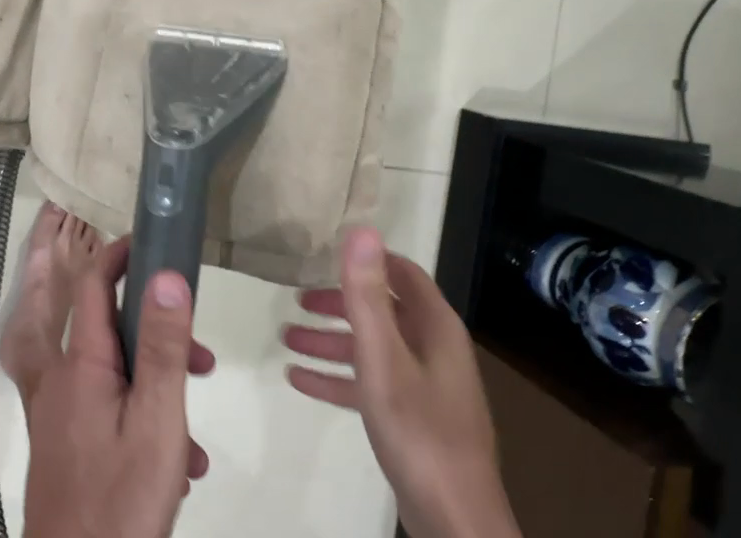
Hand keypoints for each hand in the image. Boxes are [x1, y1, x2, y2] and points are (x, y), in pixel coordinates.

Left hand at [23, 238, 214, 537]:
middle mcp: (62, 381)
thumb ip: (163, 347)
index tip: (158, 244)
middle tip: (203, 359)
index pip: (94, 284)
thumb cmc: (121, 498)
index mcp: (81, 364)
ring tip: (194, 429)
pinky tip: (176, 462)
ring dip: (157, 385)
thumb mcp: (157, 419)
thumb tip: (166, 275)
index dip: (122, 255)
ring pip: (114, 376)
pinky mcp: (67, 447)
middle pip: (109, 331)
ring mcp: (60, 416)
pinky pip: (107, 413)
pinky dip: (142, 421)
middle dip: (158, 334)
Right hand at [283, 227, 519, 537]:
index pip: (402, 274)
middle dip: (338, 305)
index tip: (325, 256)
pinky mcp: (414, 418)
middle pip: (383, 311)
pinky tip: (301, 381)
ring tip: (286, 340)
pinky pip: (371, 383)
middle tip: (295, 302)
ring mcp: (426, 385)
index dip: (367, 262)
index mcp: (435, 327)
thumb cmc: (418, 429)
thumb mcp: (383, 358)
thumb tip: (362, 231)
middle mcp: (434, 348)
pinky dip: (339, 378)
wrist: (454, 516)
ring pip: (372, 349)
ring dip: (331, 342)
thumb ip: (368, 297)